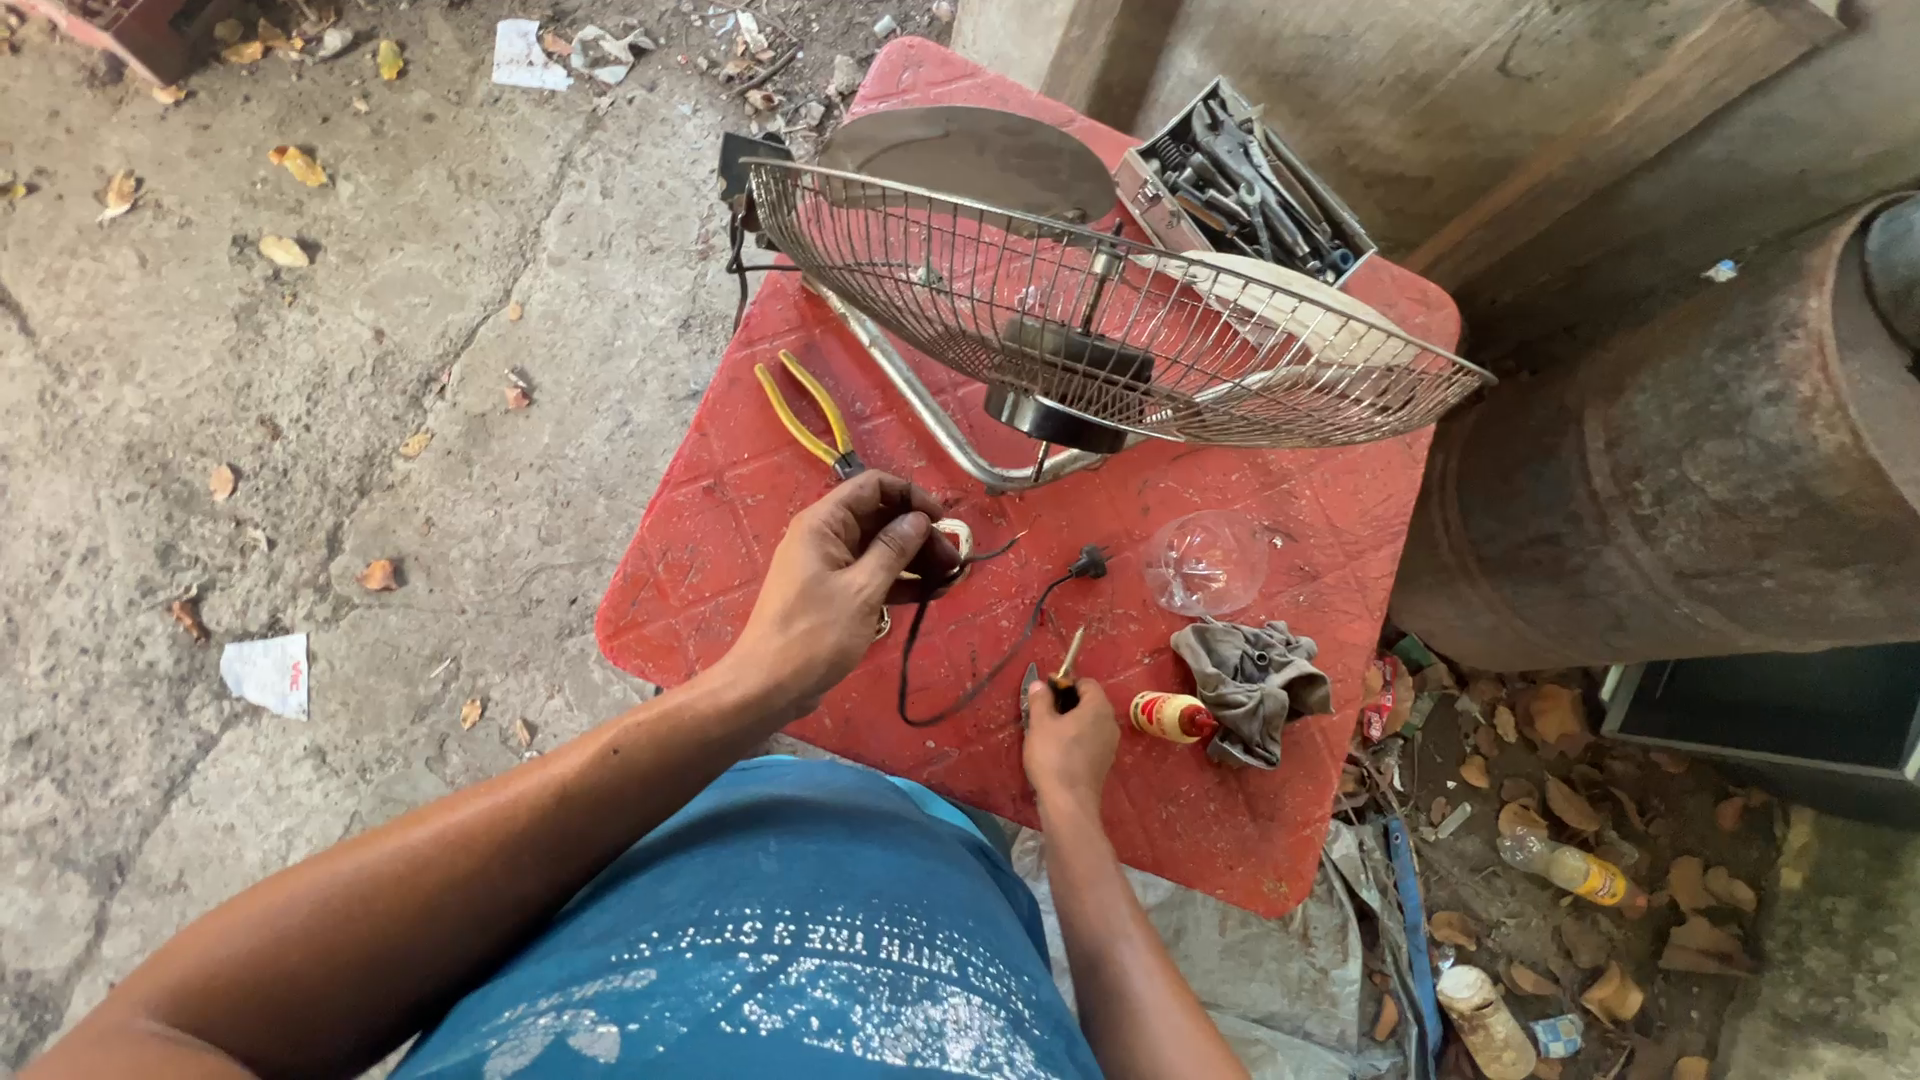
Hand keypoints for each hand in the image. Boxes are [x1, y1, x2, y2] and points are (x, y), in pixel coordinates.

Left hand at [718, 472, 961, 714]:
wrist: (768, 687)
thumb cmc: (813, 635)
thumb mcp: (861, 591)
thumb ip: (892, 550)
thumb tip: (919, 519)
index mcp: (823, 524)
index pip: (872, 486)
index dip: (910, 496)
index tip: (941, 520)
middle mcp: (826, 536)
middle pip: (880, 518)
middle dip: (919, 534)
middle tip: (953, 560)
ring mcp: (830, 565)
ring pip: (880, 548)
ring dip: (915, 559)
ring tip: (950, 578)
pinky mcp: (835, 593)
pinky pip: (873, 575)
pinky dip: (900, 582)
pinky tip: (931, 593)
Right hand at [1023, 677, 1118, 814]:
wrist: (1069, 802)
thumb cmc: (1053, 756)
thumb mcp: (1040, 723)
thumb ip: (1040, 699)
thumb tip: (1039, 684)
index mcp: (1098, 707)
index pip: (1087, 683)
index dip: (1066, 682)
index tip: (1046, 692)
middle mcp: (1110, 722)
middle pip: (1090, 701)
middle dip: (1068, 701)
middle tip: (1044, 710)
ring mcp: (1110, 743)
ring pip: (1090, 721)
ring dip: (1072, 720)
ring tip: (1048, 729)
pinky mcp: (1104, 761)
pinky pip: (1091, 738)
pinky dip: (1077, 736)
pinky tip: (1059, 748)